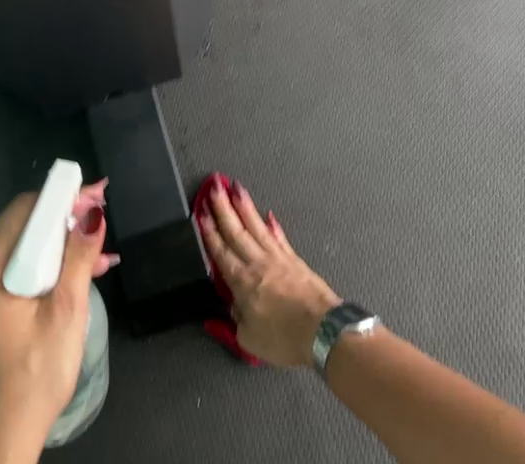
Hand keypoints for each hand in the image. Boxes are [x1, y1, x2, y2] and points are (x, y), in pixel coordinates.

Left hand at [0, 182, 118, 461]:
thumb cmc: (32, 376)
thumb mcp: (65, 312)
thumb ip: (77, 257)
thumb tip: (91, 212)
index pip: (25, 209)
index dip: (63, 196)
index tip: (99, 194)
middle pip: (22, 228)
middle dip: (66, 221)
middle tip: (104, 220)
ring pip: (23, 252)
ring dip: (61, 249)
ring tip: (102, 256)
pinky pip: (16, 274)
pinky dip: (47, 272)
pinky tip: (79, 278)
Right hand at [199, 182, 341, 367]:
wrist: (323, 330)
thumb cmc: (283, 337)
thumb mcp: (249, 338)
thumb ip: (235, 321)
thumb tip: (230, 307)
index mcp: (241, 282)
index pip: (220, 252)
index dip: (209, 232)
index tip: (201, 213)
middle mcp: (257, 263)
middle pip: (236, 231)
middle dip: (223, 208)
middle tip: (214, 187)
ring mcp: (277, 258)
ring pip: (256, 227)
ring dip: (245, 206)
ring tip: (236, 188)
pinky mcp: (295, 260)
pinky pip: (279, 238)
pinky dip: (272, 225)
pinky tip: (268, 214)